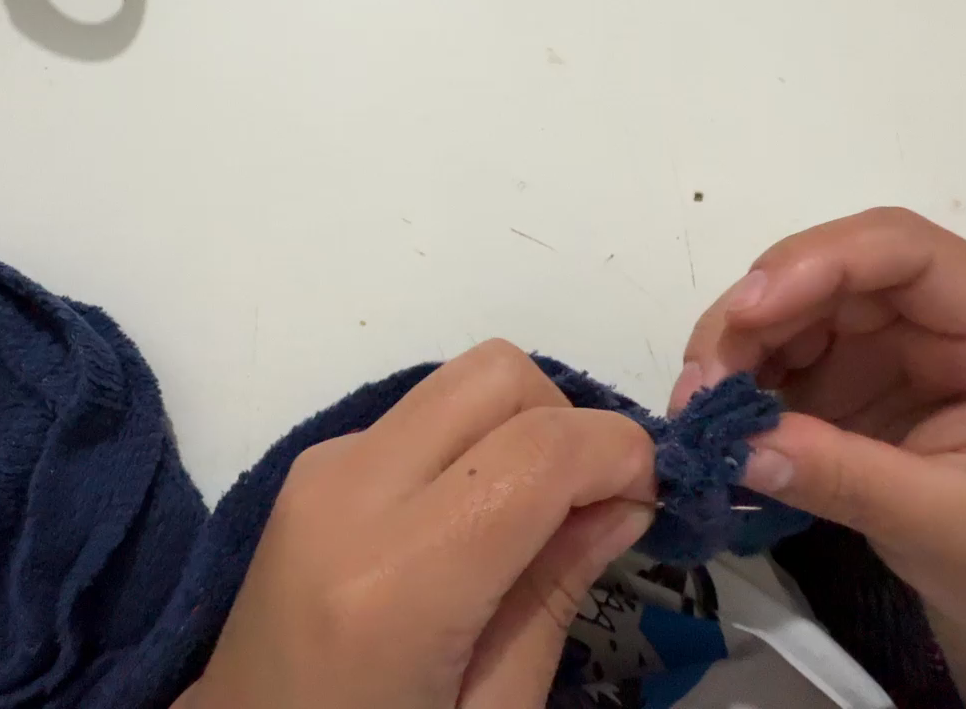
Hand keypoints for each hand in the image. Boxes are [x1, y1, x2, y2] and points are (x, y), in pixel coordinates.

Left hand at [180, 340, 655, 708]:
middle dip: (567, 418)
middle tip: (587, 501)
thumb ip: (556, 591)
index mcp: (393, 581)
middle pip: (496, 374)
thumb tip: (625, 494)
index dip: (618, 452)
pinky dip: (475, 437)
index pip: (535, 450)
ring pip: (461, 378)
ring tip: (533, 508)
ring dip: (522, 422)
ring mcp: (323, 463)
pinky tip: (472, 511)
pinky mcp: (315, 460)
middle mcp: (349, 490)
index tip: (650, 496)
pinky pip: (424, 410)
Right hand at [673, 208, 965, 708]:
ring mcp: (893, 342)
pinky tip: (719, 413)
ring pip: (795, 305)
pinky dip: (743, 376)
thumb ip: (844, 478)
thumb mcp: (952, 531)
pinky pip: (783, 350)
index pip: (904, 251)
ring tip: (698, 406)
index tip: (747, 315)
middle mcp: (943, 316)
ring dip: (738, 345)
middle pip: (830, 271)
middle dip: (755, 315)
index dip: (816, 263)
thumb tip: (735, 444)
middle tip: (701, 382)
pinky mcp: (854, 373)